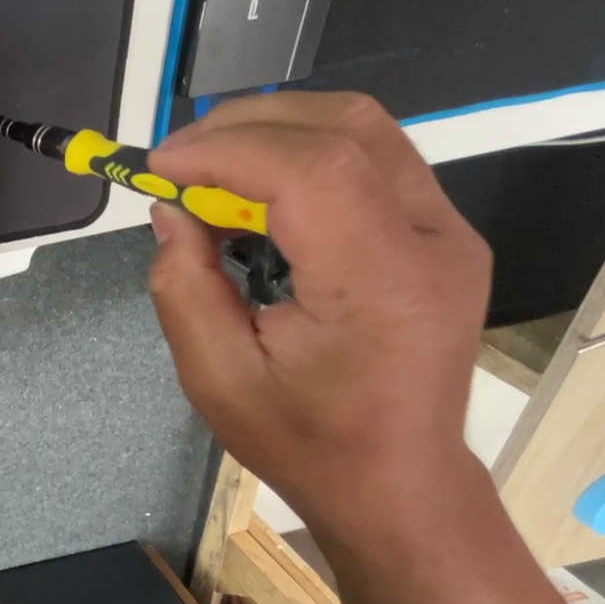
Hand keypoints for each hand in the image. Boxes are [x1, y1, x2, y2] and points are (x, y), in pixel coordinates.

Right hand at [145, 93, 492, 540]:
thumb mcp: (215, 377)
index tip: (156, 168)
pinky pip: (371, 158)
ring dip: (274, 128)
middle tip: (174, 159)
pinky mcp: (439, 233)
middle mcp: (432, 242)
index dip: (224, 152)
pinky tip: (252, 187)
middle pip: (345, 128)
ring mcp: (447, 231)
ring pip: (363, 129)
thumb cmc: (301, 440)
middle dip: (245, 124)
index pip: (310, 170)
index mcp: (379, 286)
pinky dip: (301, 152)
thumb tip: (170, 213)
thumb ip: (184, 287)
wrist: (393, 478)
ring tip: (207, 164)